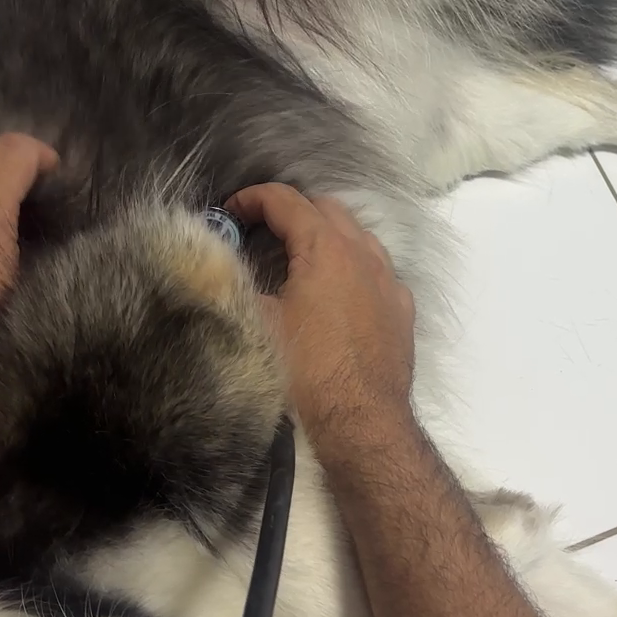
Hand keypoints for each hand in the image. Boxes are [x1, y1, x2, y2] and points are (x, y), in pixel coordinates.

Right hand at [225, 184, 415, 436]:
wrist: (361, 418)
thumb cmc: (306, 370)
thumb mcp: (257, 322)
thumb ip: (233, 283)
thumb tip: (214, 265)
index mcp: (327, 249)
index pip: (286, 201)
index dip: (251, 199)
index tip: (229, 212)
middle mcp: (365, 254)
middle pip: (326, 209)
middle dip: (290, 212)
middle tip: (259, 232)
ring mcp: (390, 279)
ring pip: (357, 235)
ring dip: (325, 235)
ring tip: (296, 259)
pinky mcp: (402, 305)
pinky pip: (377, 269)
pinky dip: (352, 265)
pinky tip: (335, 292)